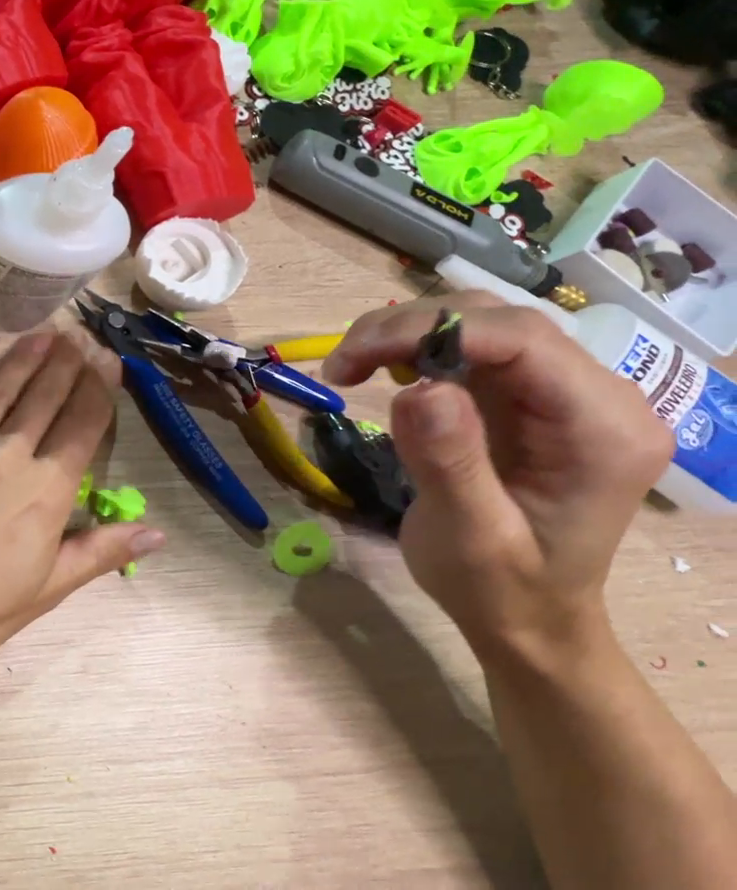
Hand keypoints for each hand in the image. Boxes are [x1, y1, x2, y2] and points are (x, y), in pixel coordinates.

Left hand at [0, 333, 165, 681]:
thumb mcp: (47, 589)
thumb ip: (98, 551)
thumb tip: (155, 533)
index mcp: (45, 490)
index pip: (82, 427)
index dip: (99, 391)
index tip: (110, 362)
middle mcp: (6, 455)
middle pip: (42, 400)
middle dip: (65, 366)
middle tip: (78, 336)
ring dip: (21, 361)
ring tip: (40, 336)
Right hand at [324, 296, 673, 663]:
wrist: (525, 620)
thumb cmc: (501, 588)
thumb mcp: (471, 535)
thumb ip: (451, 461)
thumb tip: (418, 389)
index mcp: (603, 429)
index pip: (524, 341)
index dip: (435, 331)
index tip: (355, 359)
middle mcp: (596, 399)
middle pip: (500, 323)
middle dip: (409, 330)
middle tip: (340, 369)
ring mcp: (561, 396)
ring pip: (480, 325)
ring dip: (404, 336)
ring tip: (349, 372)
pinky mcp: (525, 399)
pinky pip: (470, 349)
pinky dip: (414, 351)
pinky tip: (383, 376)